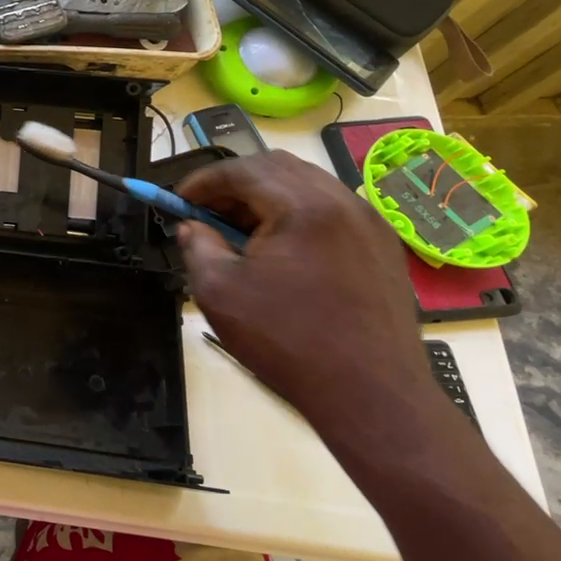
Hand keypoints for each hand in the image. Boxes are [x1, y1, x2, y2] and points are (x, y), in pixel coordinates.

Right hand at [174, 151, 439, 441]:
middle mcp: (342, 202)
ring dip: (267, 198)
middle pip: (278, 168)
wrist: (370, 392)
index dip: (202, 181)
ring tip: (240, 233)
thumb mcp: (218, 291)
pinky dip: (297, 215)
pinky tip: (281, 251)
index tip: (177, 202)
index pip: (242, 170)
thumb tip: (193, 228)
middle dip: (234, 183)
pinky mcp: (383, 248)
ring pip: (308, 185)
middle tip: (205, 212)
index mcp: (303, 207)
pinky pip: (332, 211)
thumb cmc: (286, 339)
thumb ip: (197, 247)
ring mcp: (370, 223)